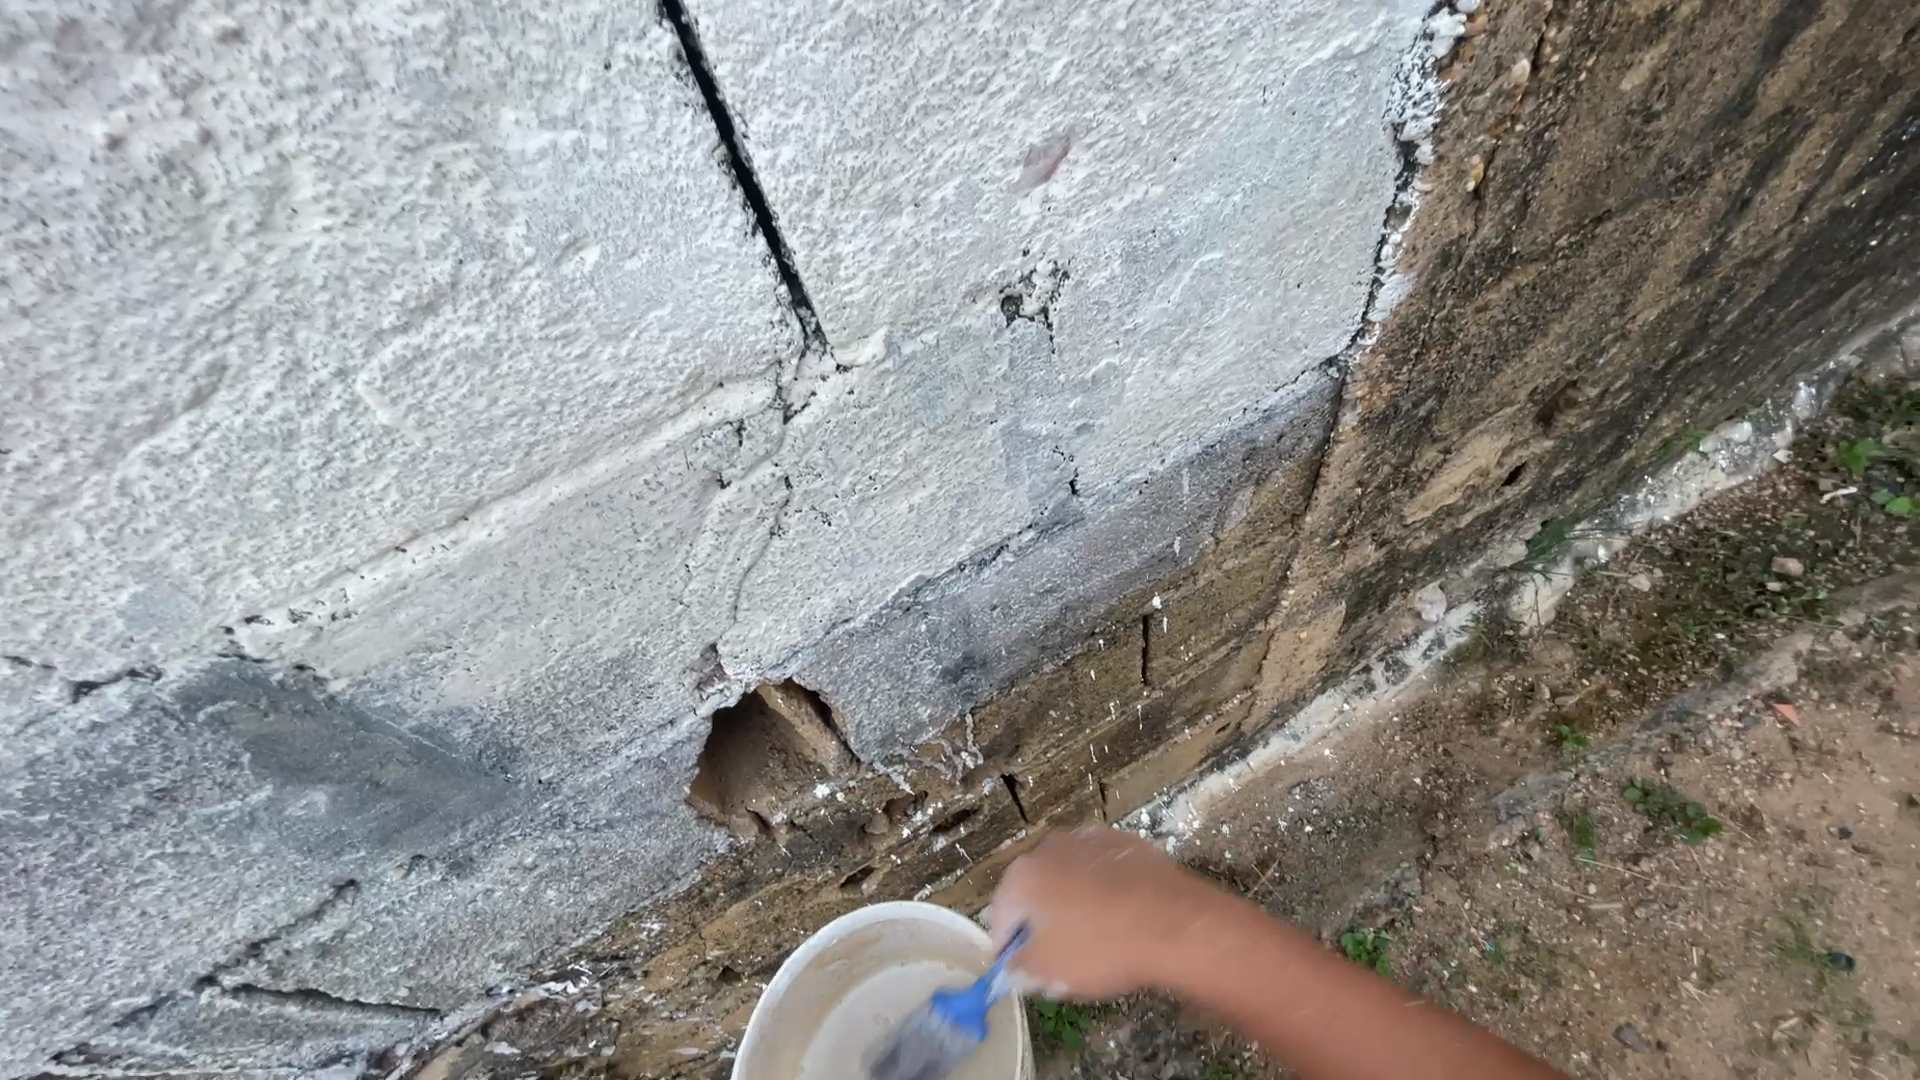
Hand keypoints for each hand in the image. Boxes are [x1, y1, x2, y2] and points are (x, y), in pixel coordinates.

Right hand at [987, 826, 1224, 999]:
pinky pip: (1102, 868)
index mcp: (1023, 875)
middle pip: (1033, 888)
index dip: (1006, 944)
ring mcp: (1088, 839)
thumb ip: (1020, 968)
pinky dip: (1104, 887)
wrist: (1172, 921)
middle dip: (1039, 918)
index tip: (1016, 967)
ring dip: (1071, 899)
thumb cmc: (1100, 947)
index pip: (1000, 914)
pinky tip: (1121, 913)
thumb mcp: (1050, 972)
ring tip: (1092, 933)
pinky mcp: (1124, 841)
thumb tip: (1013, 965)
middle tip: (1055, 952)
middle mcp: (1050, 847)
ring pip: (1069, 874)